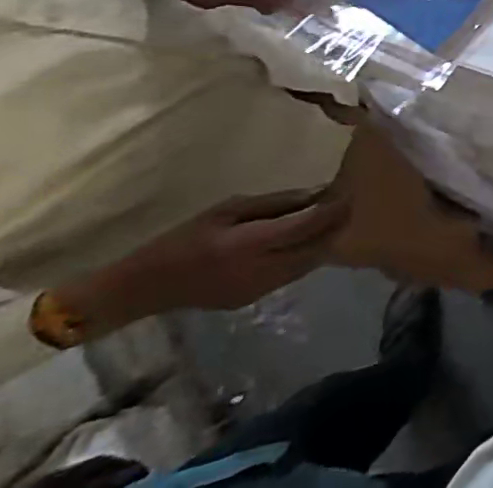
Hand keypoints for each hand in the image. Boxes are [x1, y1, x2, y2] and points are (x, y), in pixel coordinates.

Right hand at [52, 190, 348, 336]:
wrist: (143, 289)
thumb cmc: (181, 240)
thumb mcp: (225, 211)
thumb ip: (272, 205)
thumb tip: (313, 195)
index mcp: (251, 246)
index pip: (307, 227)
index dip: (332, 211)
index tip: (349, 193)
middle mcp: (262, 271)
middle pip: (316, 248)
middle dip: (335, 227)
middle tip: (347, 204)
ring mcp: (261, 289)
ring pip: (309, 263)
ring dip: (323, 242)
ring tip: (331, 219)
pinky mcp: (255, 298)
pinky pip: (293, 273)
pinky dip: (306, 255)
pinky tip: (306, 240)